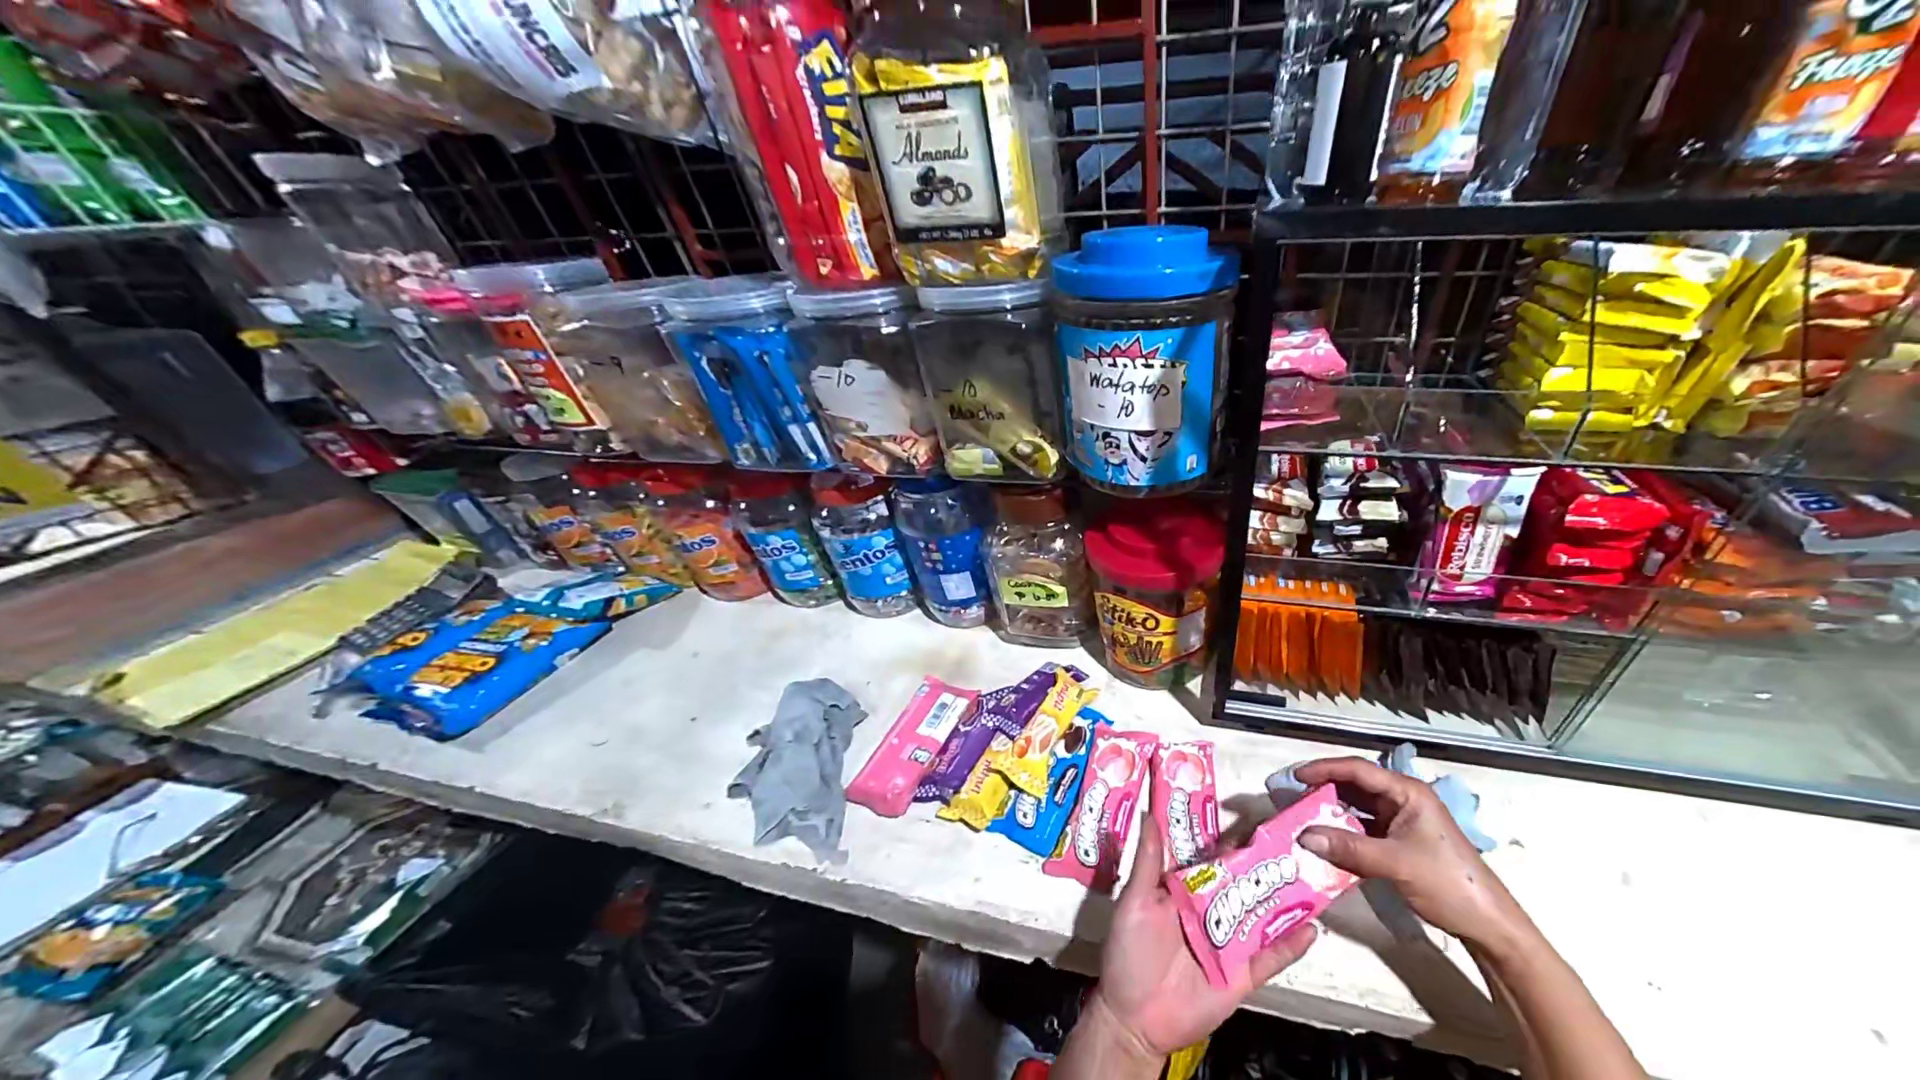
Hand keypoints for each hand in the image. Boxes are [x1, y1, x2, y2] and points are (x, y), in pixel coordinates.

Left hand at [1089, 812, 1318, 1060]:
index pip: (1213, 858)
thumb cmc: (1128, 952)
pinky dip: (1291, 944)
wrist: (1134, 1017)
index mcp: (1185, 889)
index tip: (1255, 815)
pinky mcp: (1243, 973)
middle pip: (1244, 882)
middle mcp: (1211, 910)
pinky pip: (1271, 956)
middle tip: (1297, 839)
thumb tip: (1150, 815)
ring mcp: (1230, 941)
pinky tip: (1312, 928)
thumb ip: (1147, 861)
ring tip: (1315, 874)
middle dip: (1267, 863)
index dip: (1232, 838)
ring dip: (1287, 898)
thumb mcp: (1134, 900)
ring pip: (1264, 915)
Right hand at [1294, 757, 1529, 951]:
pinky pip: (1361, 829)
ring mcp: (1401, 822)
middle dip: (1323, 790)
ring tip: (1302, 819)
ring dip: (1330, 813)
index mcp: (1408, 793)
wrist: (1489, 926)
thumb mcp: (1395, 863)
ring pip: (1356, 808)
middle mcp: (1403, 800)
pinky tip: (1323, 841)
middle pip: (1354, 786)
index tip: (1296, 777)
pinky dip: (1341, 832)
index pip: (1358, 769)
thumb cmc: (1449, 883)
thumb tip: (1302, 836)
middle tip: (1293, 799)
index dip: (1324, 769)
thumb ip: (1347, 847)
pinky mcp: (1398, 842)